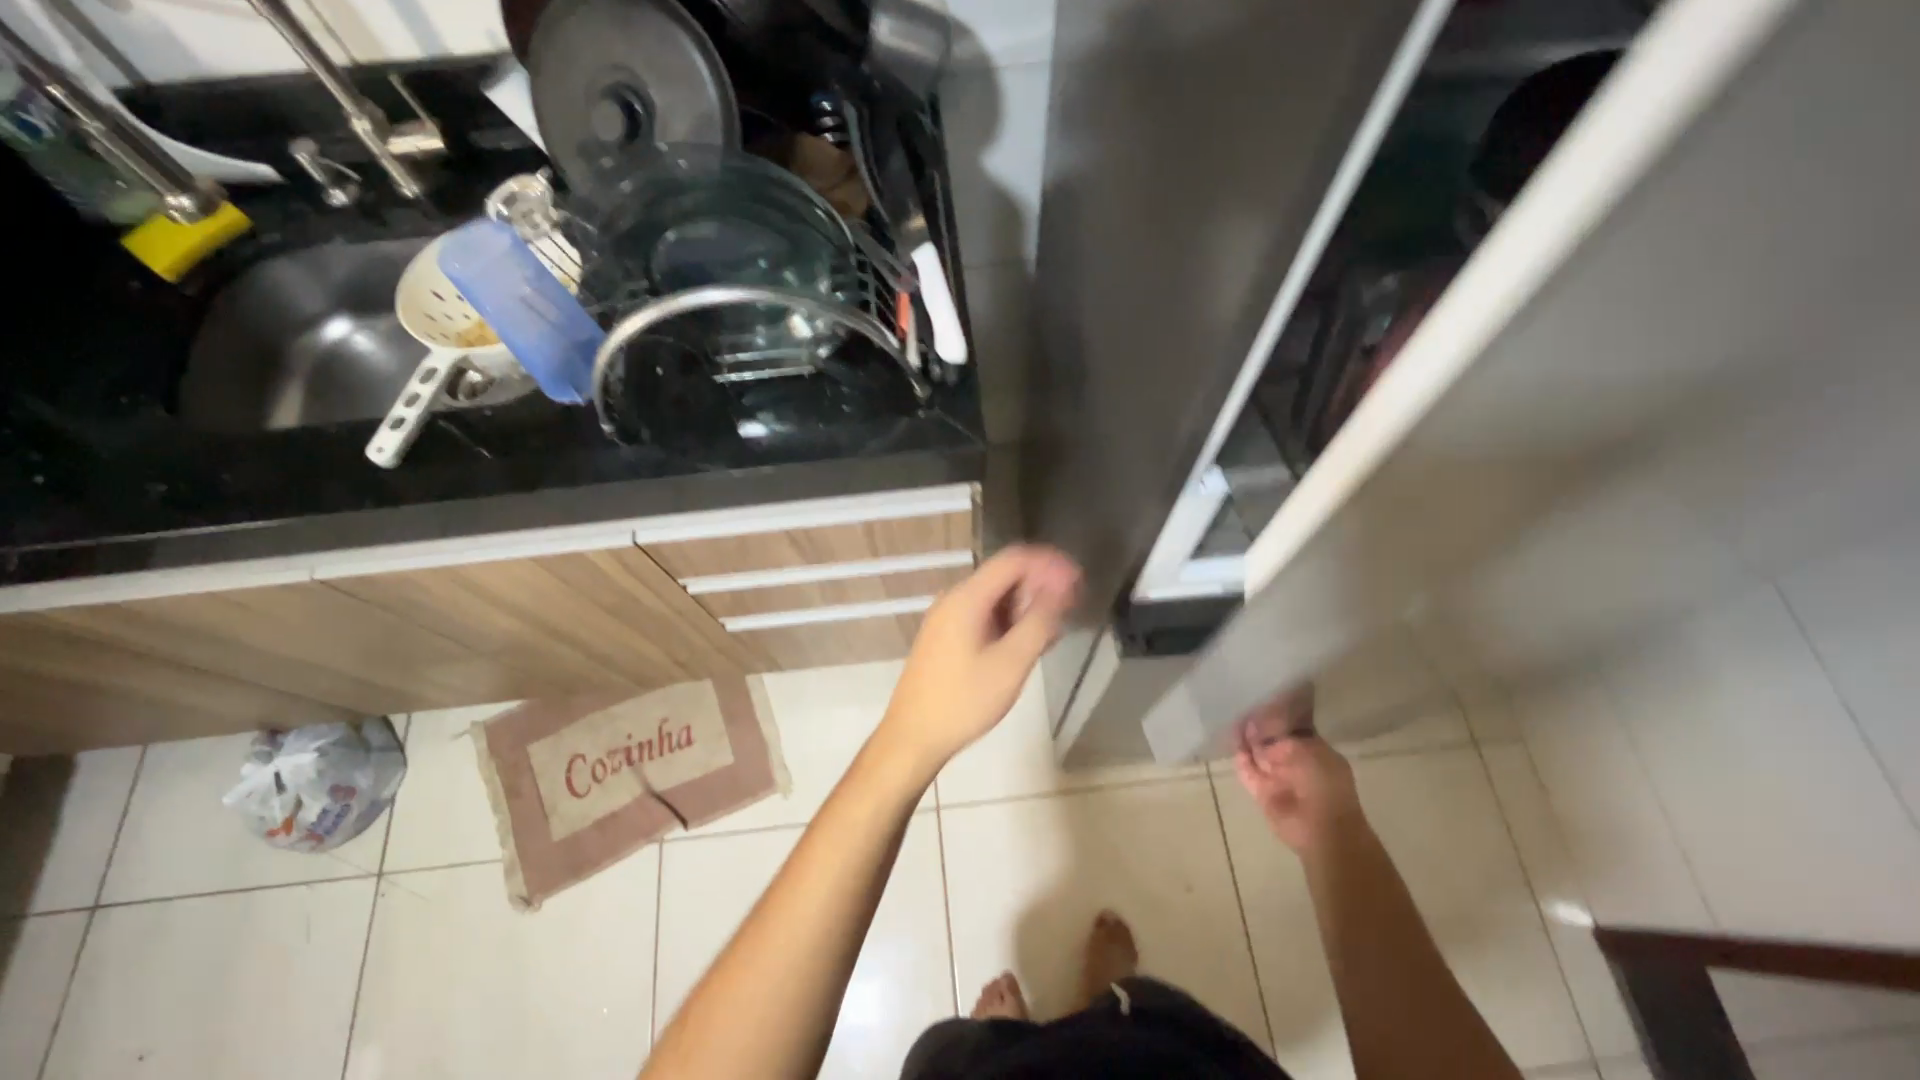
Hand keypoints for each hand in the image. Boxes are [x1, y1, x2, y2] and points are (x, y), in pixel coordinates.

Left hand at [875, 544, 1081, 772]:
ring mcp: (946, 619)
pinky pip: (983, 616)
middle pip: (1004, 577)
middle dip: (1040, 588)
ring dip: (1026, 608)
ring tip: (1052, 636)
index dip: (1050, 565)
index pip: (1015, 560)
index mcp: (967, 598)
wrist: (913, 738)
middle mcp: (954, 599)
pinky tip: (1026, 647)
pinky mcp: (945, 638)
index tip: (1078, 583)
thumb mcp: (1011, 663)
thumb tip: (1061, 587)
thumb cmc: (964, 701)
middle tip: (1070, 613)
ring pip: (995, 599)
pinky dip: (1008, 623)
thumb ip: (1039, 621)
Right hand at [1232, 689, 1363, 856]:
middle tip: (1243, 700)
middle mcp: (1294, 760)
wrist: (1322, 830)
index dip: (1279, 711)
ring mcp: (1277, 776)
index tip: (1264, 694)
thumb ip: (1284, 734)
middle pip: (1272, 737)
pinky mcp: (1262, 790)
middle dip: (1260, 722)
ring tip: (1233, 713)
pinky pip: (1247, 770)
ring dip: (1247, 737)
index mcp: (1314, 749)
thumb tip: (1261, 722)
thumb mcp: (1311, 750)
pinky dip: (1240, 757)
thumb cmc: (1325, 786)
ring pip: (1258, 752)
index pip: (1293, 724)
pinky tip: (1231, 738)